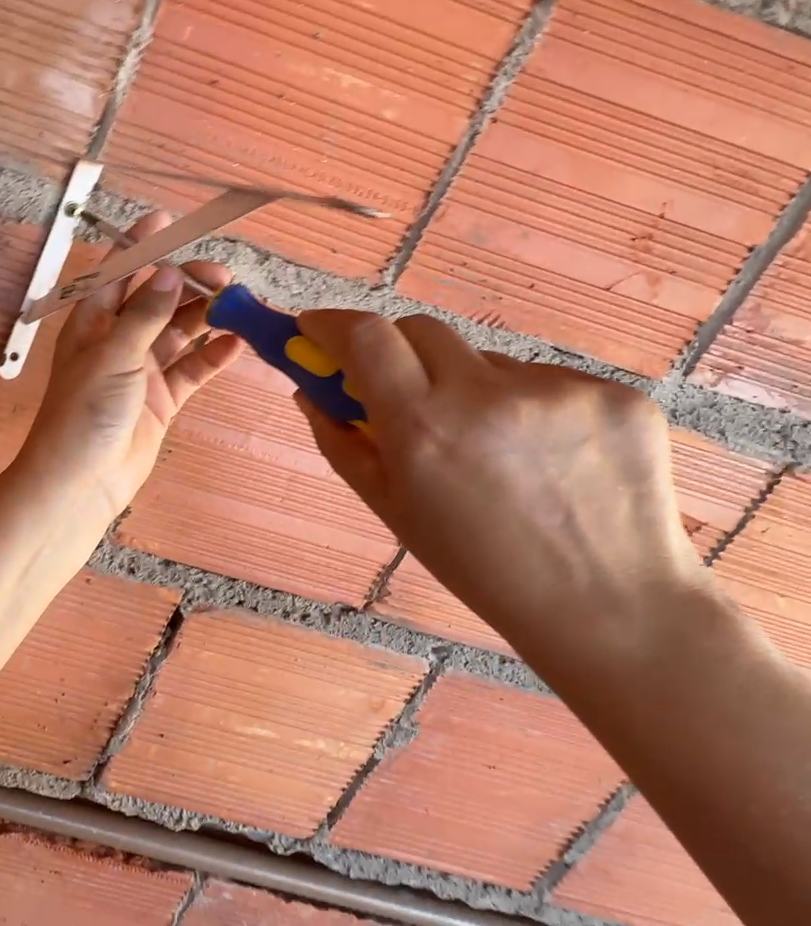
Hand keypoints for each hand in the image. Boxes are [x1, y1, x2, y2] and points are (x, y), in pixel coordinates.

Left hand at [13, 212, 244, 520]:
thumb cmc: (83, 413)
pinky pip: (191, 370)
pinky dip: (212, 356)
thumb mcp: (112, 356)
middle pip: (155, 300)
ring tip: (238, 302)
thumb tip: (167, 272)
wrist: (80, 481)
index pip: (115, 275)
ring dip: (205, 316)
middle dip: (186, 283)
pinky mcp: (160, 399)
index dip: (139, 247)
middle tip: (222, 276)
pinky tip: (237, 343)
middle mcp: (115, 341)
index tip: (167, 218)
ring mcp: (139, 371)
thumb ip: (143, 315)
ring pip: (178, 331)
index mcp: (90, 324)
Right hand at [293, 310, 699, 654]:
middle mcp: (486, 394)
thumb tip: (310, 390)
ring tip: (493, 449)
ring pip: (484, 360)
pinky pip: (545, 379)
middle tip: (398, 389)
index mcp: (421, 426)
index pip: (366, 336)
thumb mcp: (387, 505)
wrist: (610, 603)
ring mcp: (559, 390)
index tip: (315, 327)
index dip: (332, 323)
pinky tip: (545, 456)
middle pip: (420, 329)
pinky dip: (526, 404)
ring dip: (466, 385)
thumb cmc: (474, 561)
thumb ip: (339, 439)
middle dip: (396, 349)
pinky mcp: (616, 394)